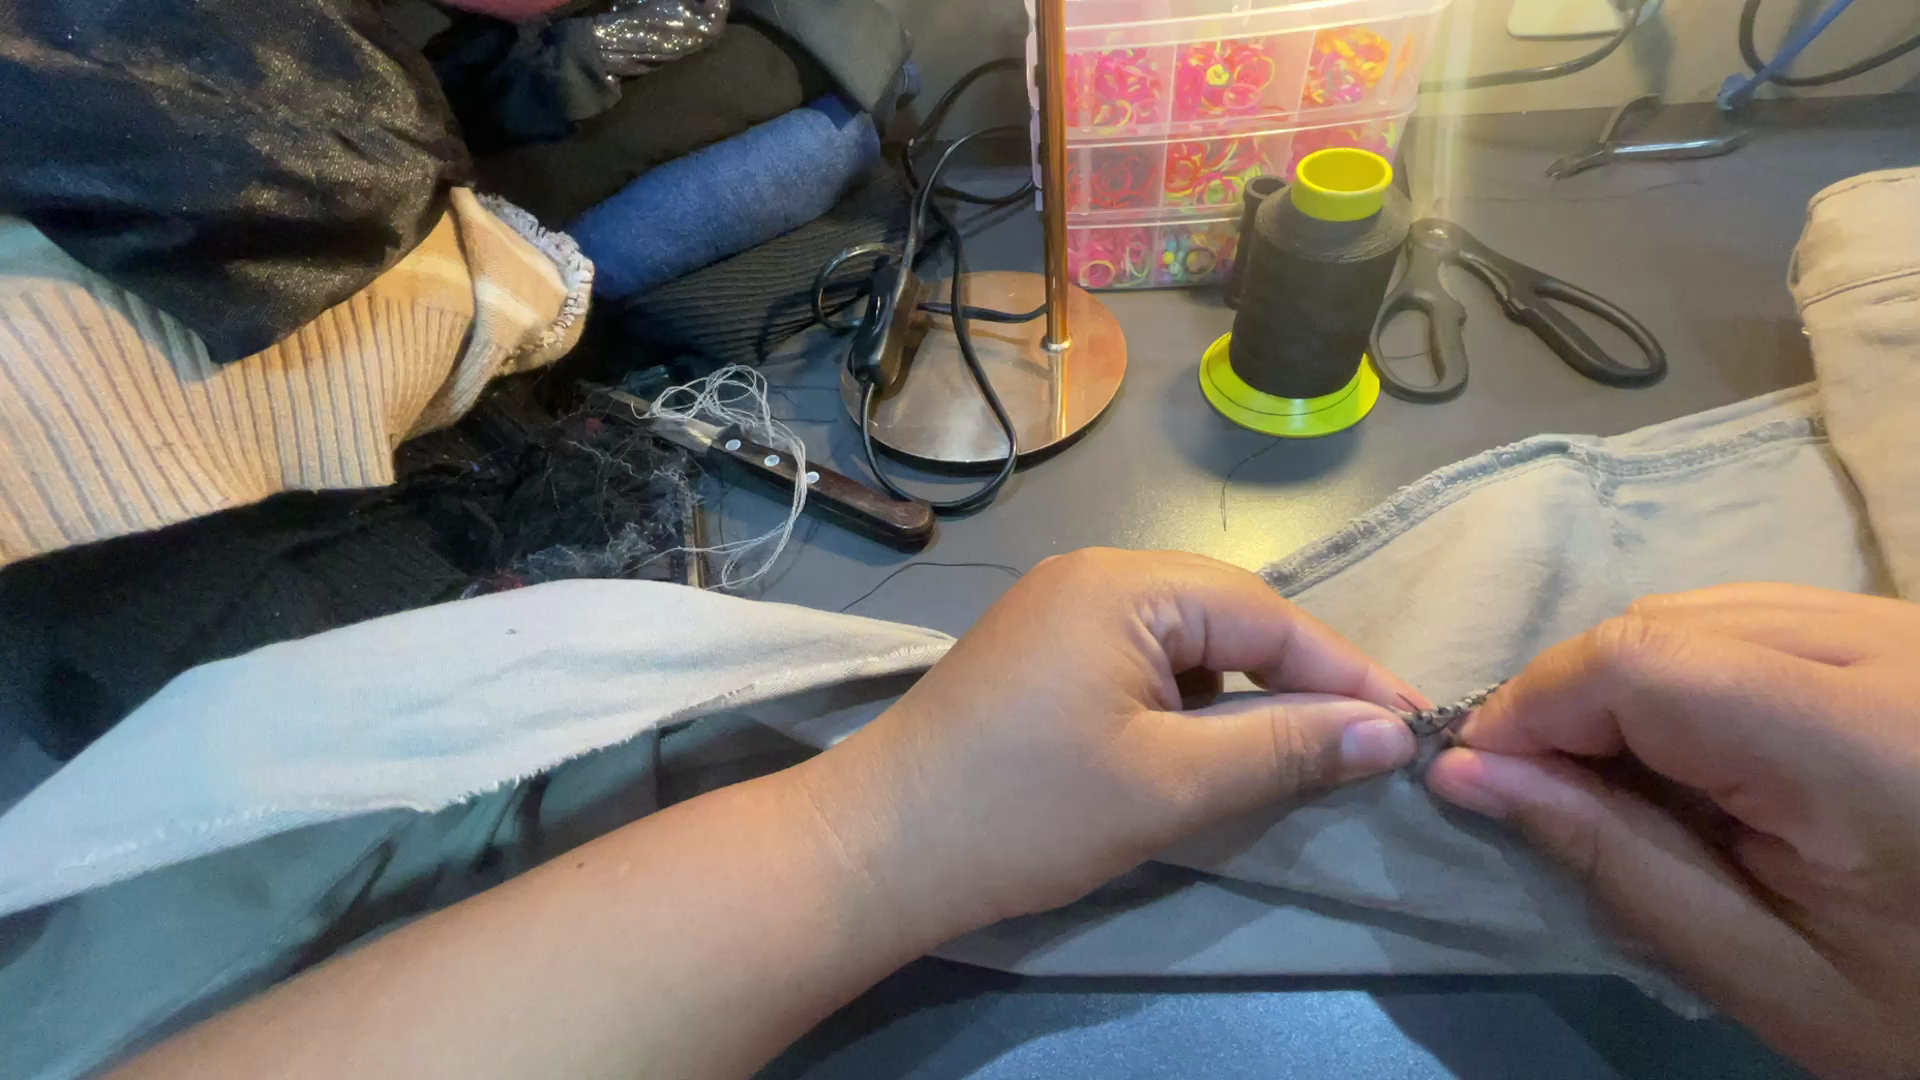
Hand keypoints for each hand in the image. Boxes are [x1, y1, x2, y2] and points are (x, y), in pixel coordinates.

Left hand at [793, 548, 1424, 941]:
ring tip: (1282, 744)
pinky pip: (1134, 650)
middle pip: (1221, 613)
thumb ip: (1285, 746)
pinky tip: (1193, 735)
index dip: (1342, 669)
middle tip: (1354, 740)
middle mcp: (1089, 573)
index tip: (1413, 724)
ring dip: (1233, 686)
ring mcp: (1056, 604)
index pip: (1263, 613)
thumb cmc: (1029, 809)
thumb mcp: (1171, 783)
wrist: (887, 841)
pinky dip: (1178, 691)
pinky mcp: (1038, 643)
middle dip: (1289, 675)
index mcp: (1122, 582)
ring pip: (1179, 633)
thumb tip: (1388, 730)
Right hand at [1426, 584, 1919, 1078]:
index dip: (1533, 703)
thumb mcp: (1767, 972)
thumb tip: (1459, 771)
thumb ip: (1604, 853)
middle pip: (1658, 625)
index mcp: (1882, 753)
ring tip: (1622, 761)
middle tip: (1550, 778)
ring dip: (1623, 678)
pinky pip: (1755, 613)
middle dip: (1569, 696)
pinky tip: (1698, 734)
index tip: (1483, 767)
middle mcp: (1913, 663)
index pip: (1639, 664)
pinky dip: (1685, 662)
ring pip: (1698, 607)